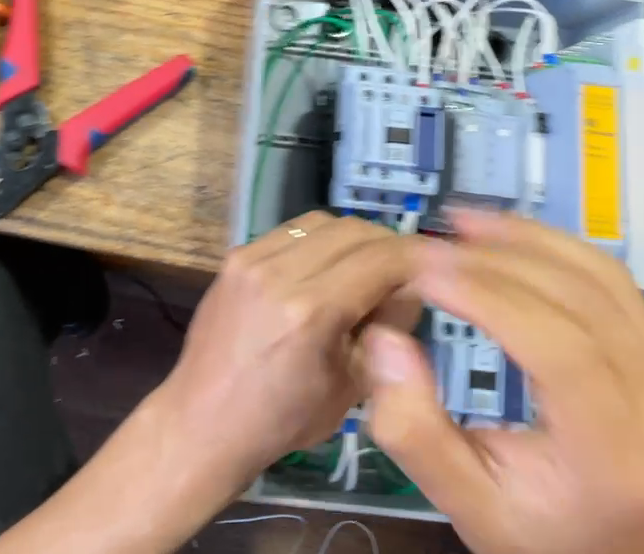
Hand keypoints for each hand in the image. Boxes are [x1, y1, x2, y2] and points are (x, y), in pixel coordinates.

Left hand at [152, 210, 420, 489]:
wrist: (204, 421)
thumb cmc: (283, 419)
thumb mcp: (352, 386)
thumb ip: (386, 328)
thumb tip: (411, 287)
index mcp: (311, 311)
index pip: (380, 260)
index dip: (417, 257)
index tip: (439, 263)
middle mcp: (279, 273)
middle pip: (352, 230)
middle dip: (387, 244)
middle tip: (404, 269)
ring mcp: (250, 258)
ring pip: (321, 222)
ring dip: (353, 237)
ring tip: (367, 266)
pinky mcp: (234, 256)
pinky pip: (290, 231)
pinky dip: (318, 240)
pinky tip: (326, 267)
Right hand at [362, 210, 643, 553]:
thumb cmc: (532, 534)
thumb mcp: (461, 502)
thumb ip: (415, 429)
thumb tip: (384, 338)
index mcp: (615, 458)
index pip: (561, 351)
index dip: (490, 297)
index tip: (424, 268)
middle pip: (584, 303)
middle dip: (499, 260)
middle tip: (430, 245)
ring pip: (604, 280)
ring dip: (529, 240)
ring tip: (463, 224)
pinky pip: (614, 285)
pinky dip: (557, 249)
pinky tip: (507, 237)